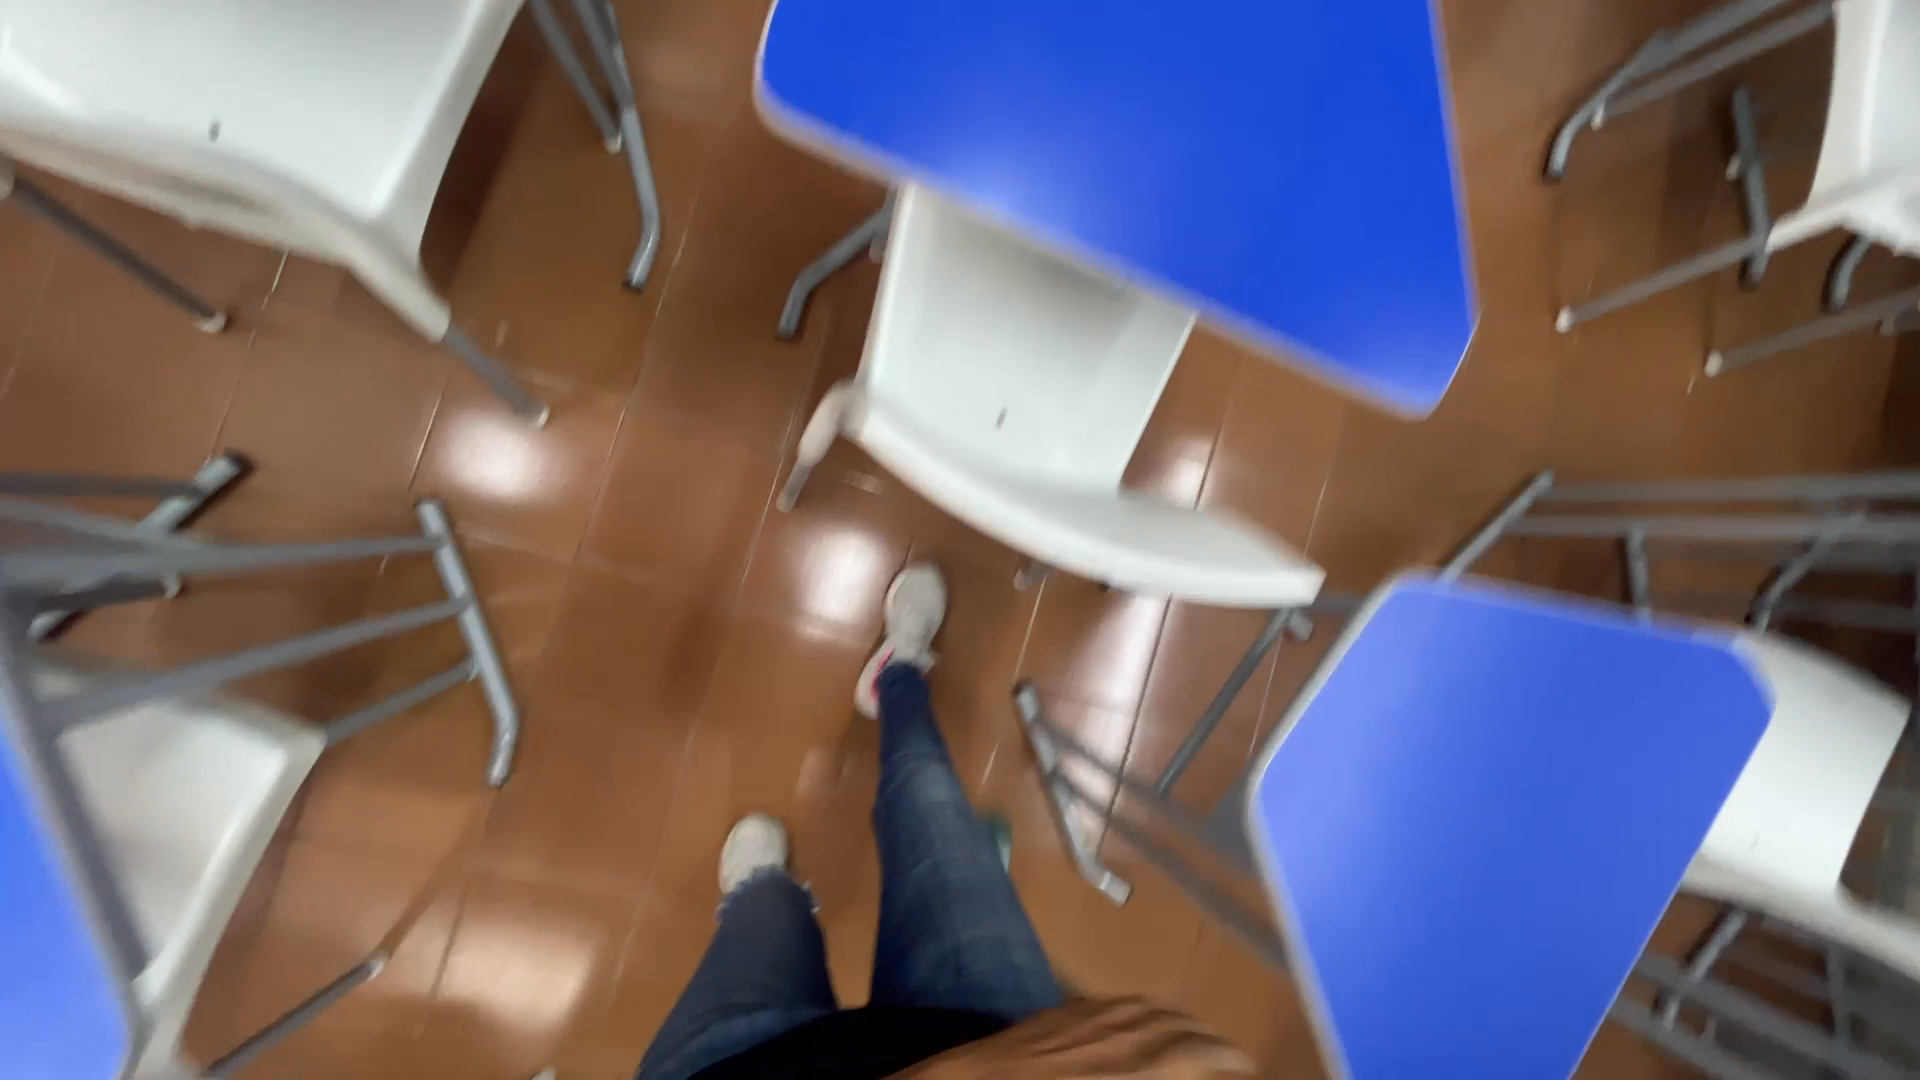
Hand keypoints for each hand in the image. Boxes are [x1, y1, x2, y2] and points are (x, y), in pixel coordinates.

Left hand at [898, 996, 1255, 1079]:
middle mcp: (1123, 1033)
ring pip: (1150, 1007)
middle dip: (1211, 1042)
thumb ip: (1149, 1075)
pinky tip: (1141, 1020)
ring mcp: (1091, 1016)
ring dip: (1179, 1022)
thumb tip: (1179, 1065)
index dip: (1232, 1060)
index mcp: (1141, 1068)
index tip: (1248, 1068)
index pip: (1202, 1055)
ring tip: (1193, 1038)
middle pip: (1181, 1026)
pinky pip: (1117, 1001)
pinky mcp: (1063, 1010)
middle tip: (1228, 1059)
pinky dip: (1143, 1010)